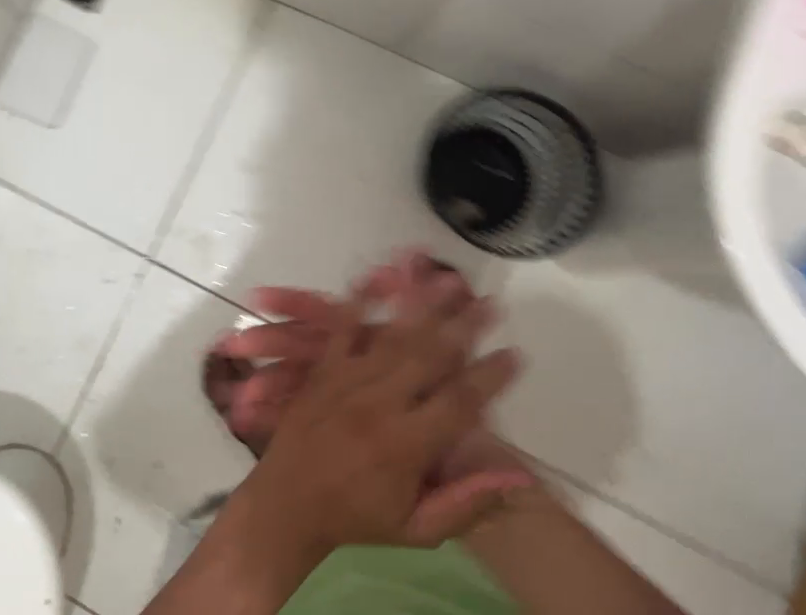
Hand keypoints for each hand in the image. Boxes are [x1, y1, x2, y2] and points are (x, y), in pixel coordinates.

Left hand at [224, 260, 527, 558]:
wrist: (287, 505)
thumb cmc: (357, 518)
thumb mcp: (417, 529)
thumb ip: (466, 503)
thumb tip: (518, 477)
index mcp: (405, 446)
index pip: (458, 403)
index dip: (490, 377)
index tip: (515, 353)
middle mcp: (378, 405)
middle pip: (429, 357)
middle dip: (463, 327)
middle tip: (490, 303)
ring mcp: (346, 382)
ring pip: (391, 337)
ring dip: (421, 306)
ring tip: (446, 279)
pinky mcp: (322, 371)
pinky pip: (342, 330)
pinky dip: (360, 303)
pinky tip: (378, 277)